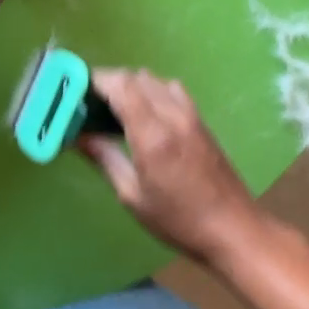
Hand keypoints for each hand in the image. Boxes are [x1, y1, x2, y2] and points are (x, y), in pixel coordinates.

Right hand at [79, 69, 272, 266]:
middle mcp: (173, 117)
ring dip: (131, 85)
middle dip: (108, 82)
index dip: (94, 81)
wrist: (235, 230)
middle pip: (136, 77)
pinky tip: (143, 116)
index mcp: (152, 135)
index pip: (120, 86)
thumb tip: (76, 137)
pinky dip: (151, 92)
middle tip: (87, 104)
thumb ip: (104, 158)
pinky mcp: (202, 123)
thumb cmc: (177, 220)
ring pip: (155, 81)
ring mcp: (192, 117)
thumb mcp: (131, 195)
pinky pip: (172, 92)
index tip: (74, 90)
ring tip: (113, 109)